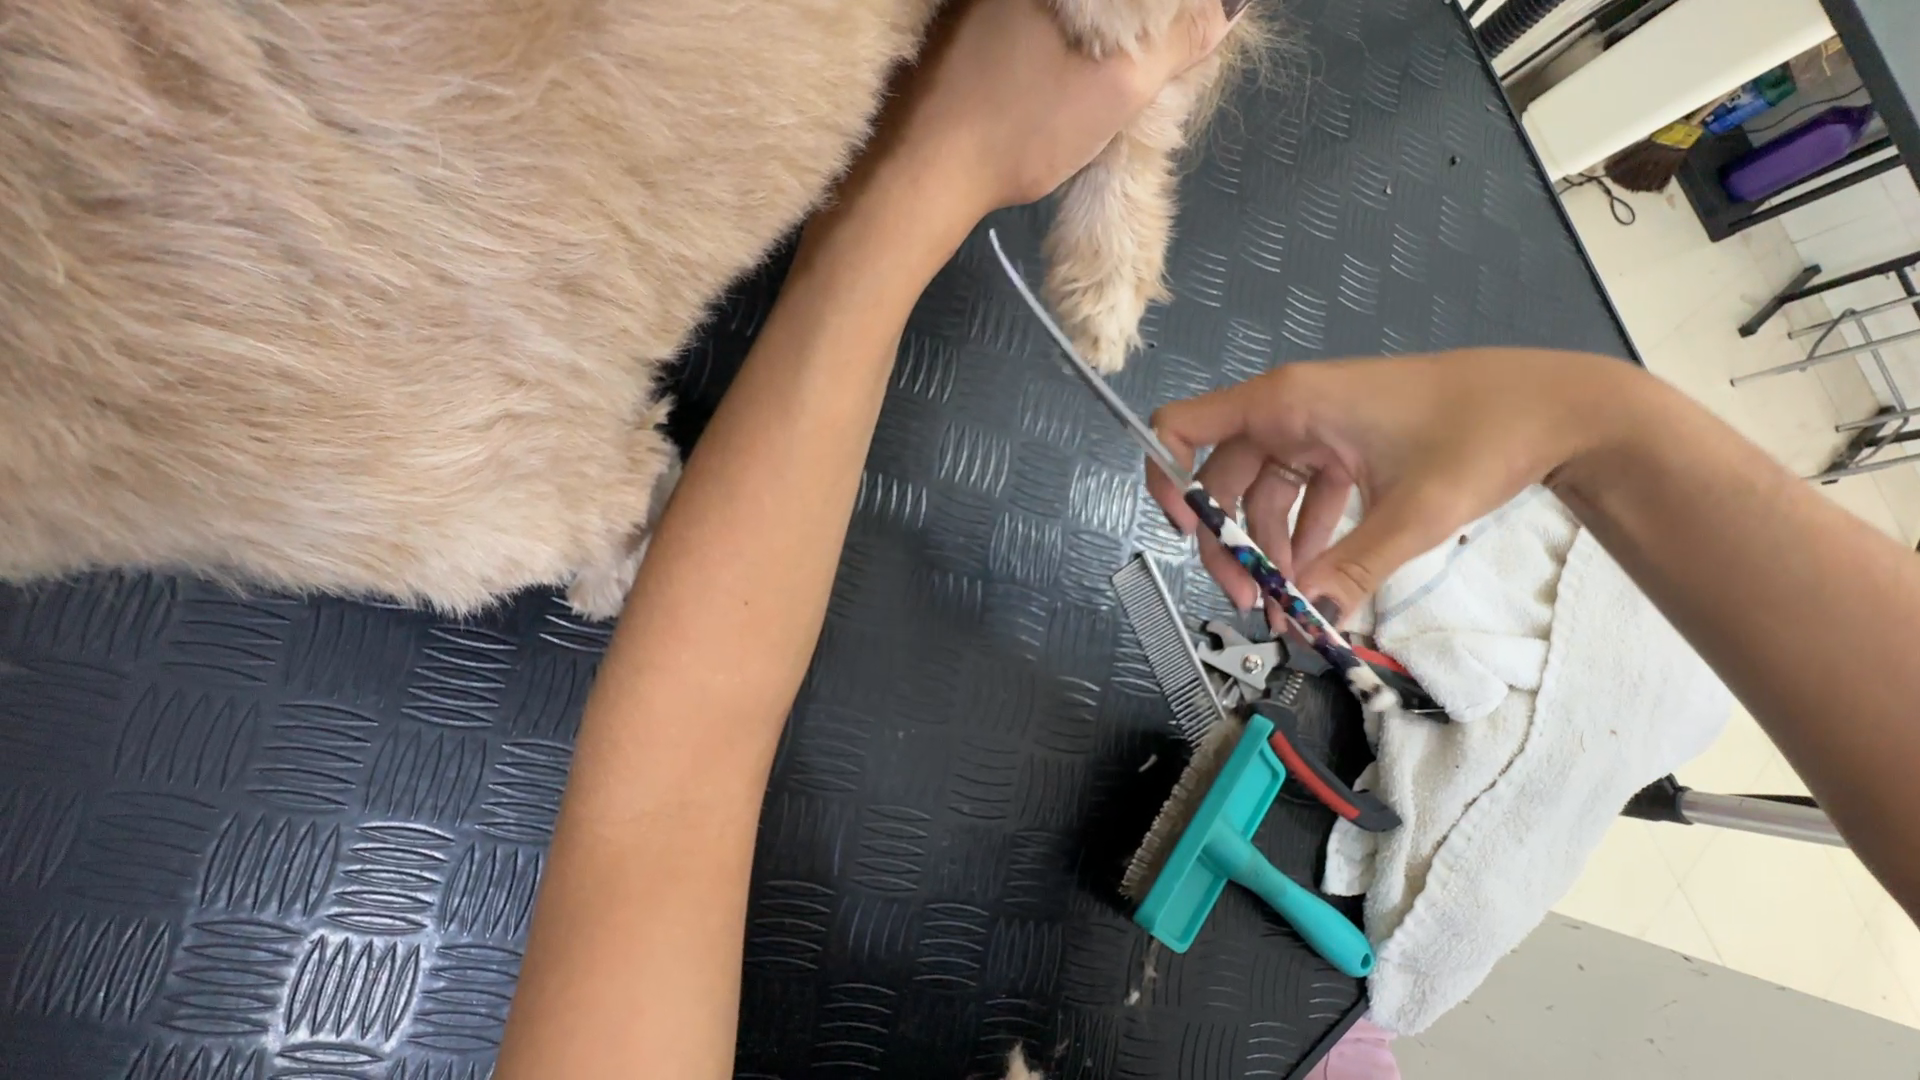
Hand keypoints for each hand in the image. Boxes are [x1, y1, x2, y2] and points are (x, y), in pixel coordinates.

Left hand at [852, 0, 1238, 225]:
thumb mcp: (1115, 92)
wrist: (926, 173)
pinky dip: (1055, 35)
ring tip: (1105, 70)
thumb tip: (1226, 8)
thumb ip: (1174, 44)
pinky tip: (1056, 70)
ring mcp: (984, 0)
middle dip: (1131, 20)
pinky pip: (1031, 19)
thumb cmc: (1023, 129)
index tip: (1175, 40)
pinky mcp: (963, 22)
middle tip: (1147, 58)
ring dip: (1095, 29)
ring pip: (1066, 8)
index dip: (1164, 13)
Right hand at [1146, 348, 1649, 622]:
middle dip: (1228, 543)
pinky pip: (1299, 497)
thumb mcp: (1415, 513)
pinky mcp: (1339, 447)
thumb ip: (1352, 567)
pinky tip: (1318, 578)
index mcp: (1286, 402)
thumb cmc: (1482, 437)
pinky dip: (1303, 537)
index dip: (1167, 477)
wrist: (1564, 406)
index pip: (1183, 425)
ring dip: (1268, 550)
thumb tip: (1307, 620)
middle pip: (1221, 479)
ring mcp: (1313, 429)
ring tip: (1290, 606)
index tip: (1189, 533)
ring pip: (1260, 495)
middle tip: (1251, 602)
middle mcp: (1287, 410)